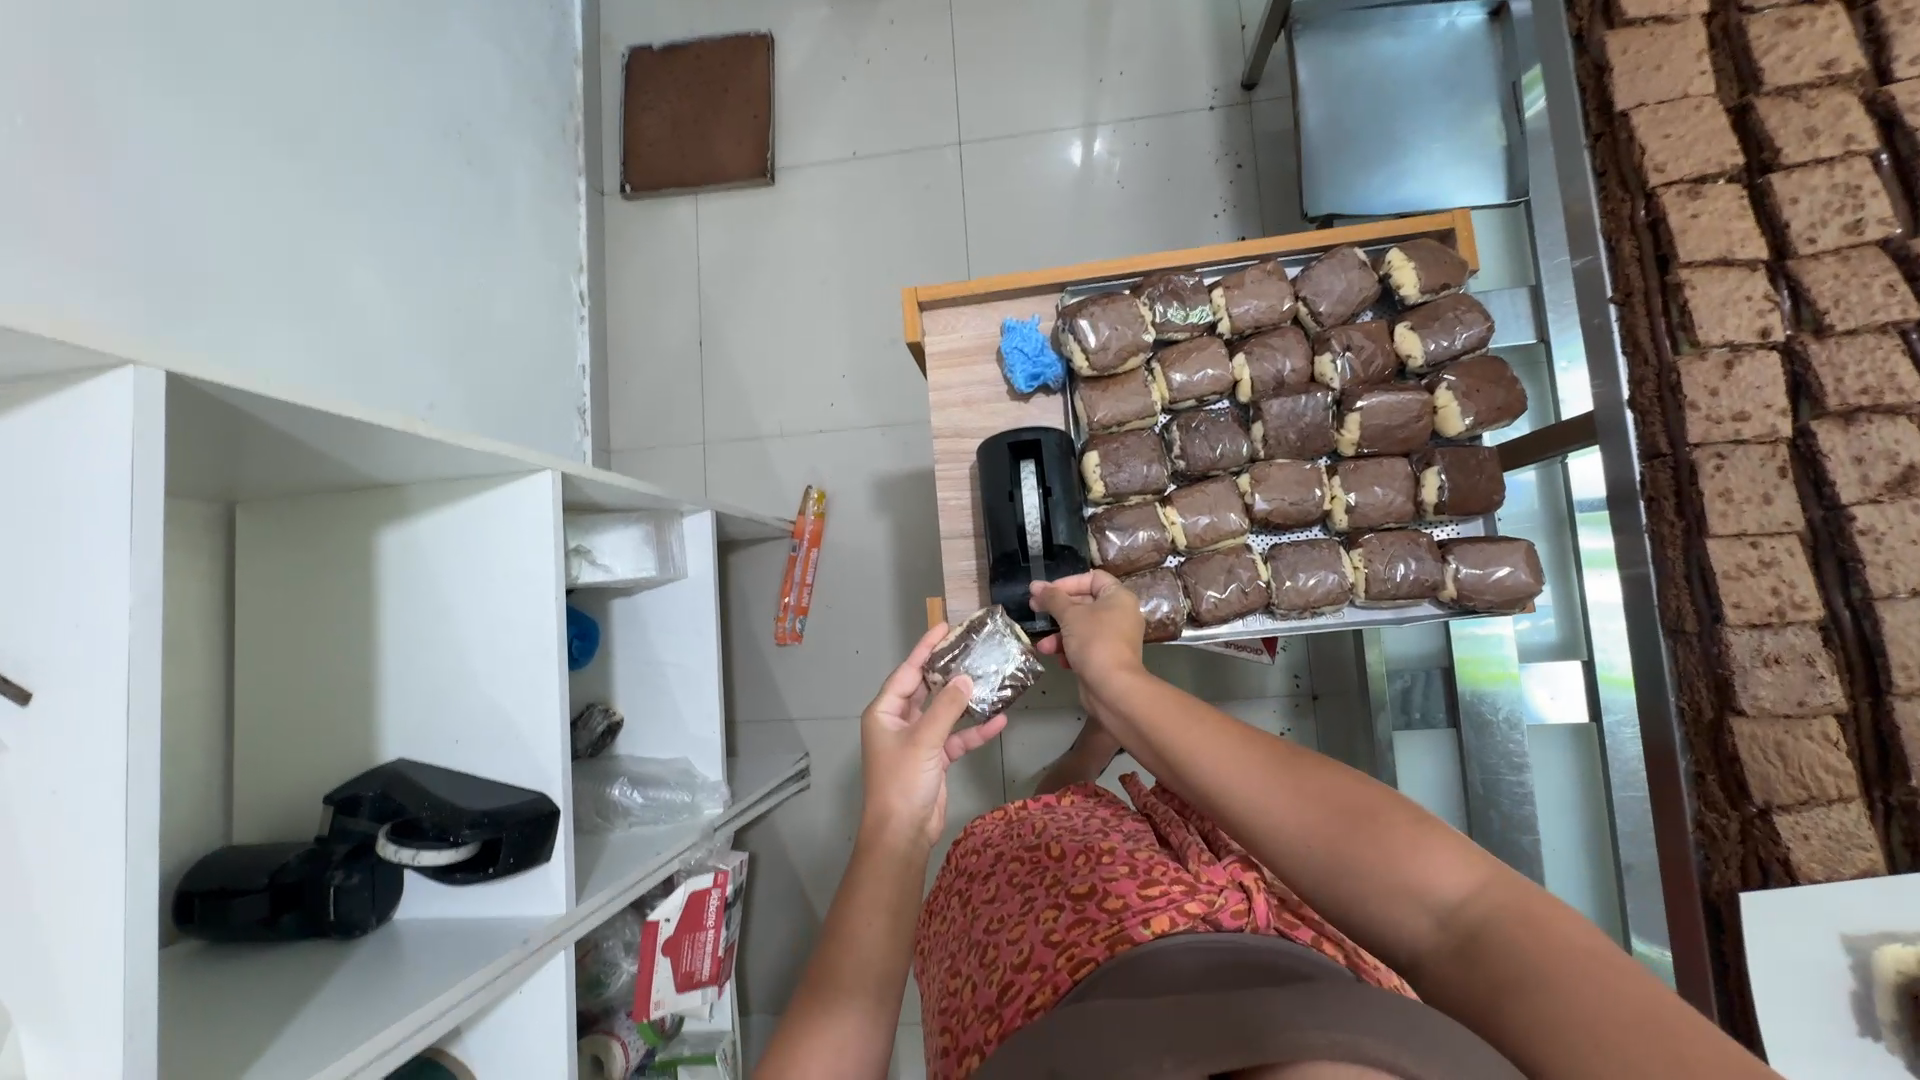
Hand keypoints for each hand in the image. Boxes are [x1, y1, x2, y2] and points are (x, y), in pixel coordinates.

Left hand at [859, 623, 1008, 848]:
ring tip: (990, 678)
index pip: (907, 672)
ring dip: (966, 701)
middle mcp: (899, 722)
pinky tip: (1000, 719)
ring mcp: (917, 741)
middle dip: (948, 671)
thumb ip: (947, 708)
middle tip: (972, 648)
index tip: (944, 627)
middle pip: (926, 689)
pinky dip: (975, 731)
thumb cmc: (903, 781)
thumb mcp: (924, 740)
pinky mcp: (935, 760)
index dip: (925, 648)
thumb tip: (967, 679)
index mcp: (884, 712)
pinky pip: (956, 738)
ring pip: (944, 713)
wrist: (902, 834)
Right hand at [1030, 571, 1145, 679]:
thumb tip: (1035, 585)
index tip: (1047, 591)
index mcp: (1118, 597)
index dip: (1068, 582)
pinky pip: (1085, 646)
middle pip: (1084, 602)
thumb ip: (1052, 598)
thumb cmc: (1094, 641)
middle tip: (1034, 608)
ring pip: (1081, 627)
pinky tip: (1058, 659)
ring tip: (1042, 645)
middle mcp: (1120, 614)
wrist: (1112, 687)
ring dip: (1059, 634)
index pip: (1093, 578)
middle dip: (1057, 609)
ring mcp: (1114, 638)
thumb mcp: (1070, 615)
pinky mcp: (1106, 657)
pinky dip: (1069, 650)